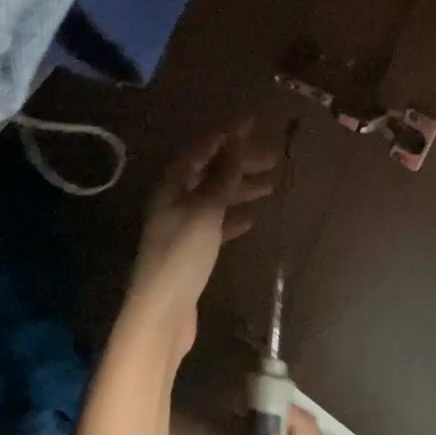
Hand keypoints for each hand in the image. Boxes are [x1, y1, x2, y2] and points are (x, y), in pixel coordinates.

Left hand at [125, 120, 276, 355]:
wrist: (162, 311)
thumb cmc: (183, 254)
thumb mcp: (206, 209)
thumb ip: (223, 175)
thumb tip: (236, 138)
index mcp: (173, 184)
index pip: (201, 148)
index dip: (227, 134)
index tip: (254, 123)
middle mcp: (174, 200)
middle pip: (208, 172)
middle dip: (238, 162)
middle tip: (273, 158)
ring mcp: (181, 226)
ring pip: (214, 198)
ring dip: (239, 188)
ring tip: (271, 185)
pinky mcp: (190, 251)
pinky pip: (214, 225)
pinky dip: (232, 218)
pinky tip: (251, 219)